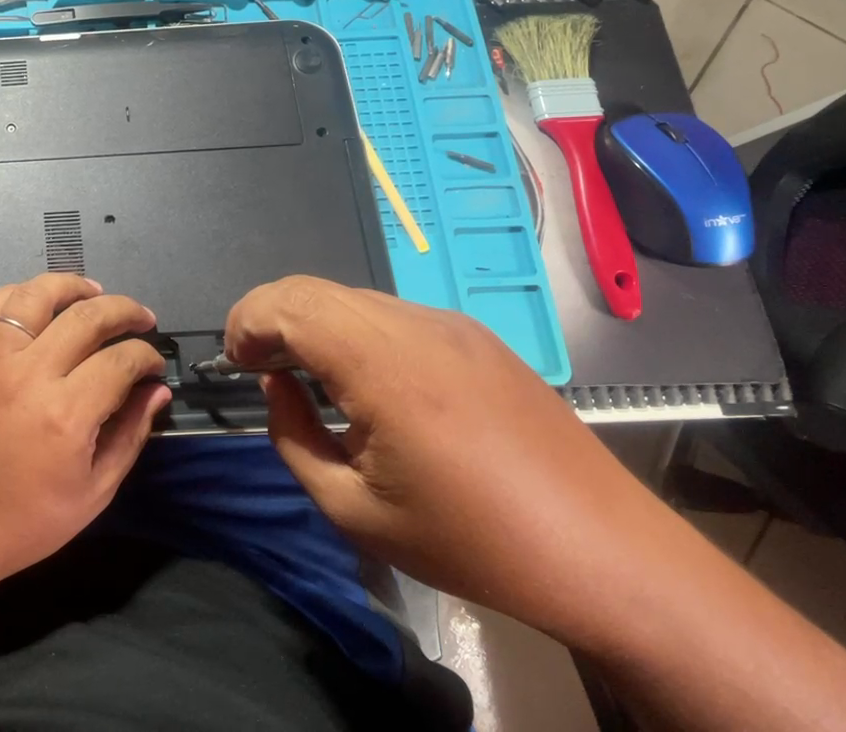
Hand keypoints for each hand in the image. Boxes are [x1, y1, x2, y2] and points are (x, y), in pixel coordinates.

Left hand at [0, 273, 170, 597]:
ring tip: (95, 294)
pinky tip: (40, 305)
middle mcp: (26, 374)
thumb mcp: (92, 494)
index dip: (147, 357)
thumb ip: (129, 435)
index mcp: (64, 415)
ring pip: (34, 295)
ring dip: (72, 286)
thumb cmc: (21, 524)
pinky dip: (20, 295)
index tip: (154, 366)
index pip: (120, 360)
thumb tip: (157, 391)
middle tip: (142, 319)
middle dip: (125, 311)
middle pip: (86, 317)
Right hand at [227, 276, 673, 631]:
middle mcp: (419, 326)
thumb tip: (278, 388)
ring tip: (306, 378)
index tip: (235, 366)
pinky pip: (393, 316)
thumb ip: (293, 438)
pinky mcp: (481, 340)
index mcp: (385, 366)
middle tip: (257, 369)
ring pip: (353, 297)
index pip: (288, 303)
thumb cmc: (473, 543)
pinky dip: (353, 333)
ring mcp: (456, 327)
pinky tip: (363, 383)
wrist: (610, 556)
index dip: (246, 323)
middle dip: (270, 318)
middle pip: (314, 289)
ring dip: (312, 324)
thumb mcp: (353, 511)